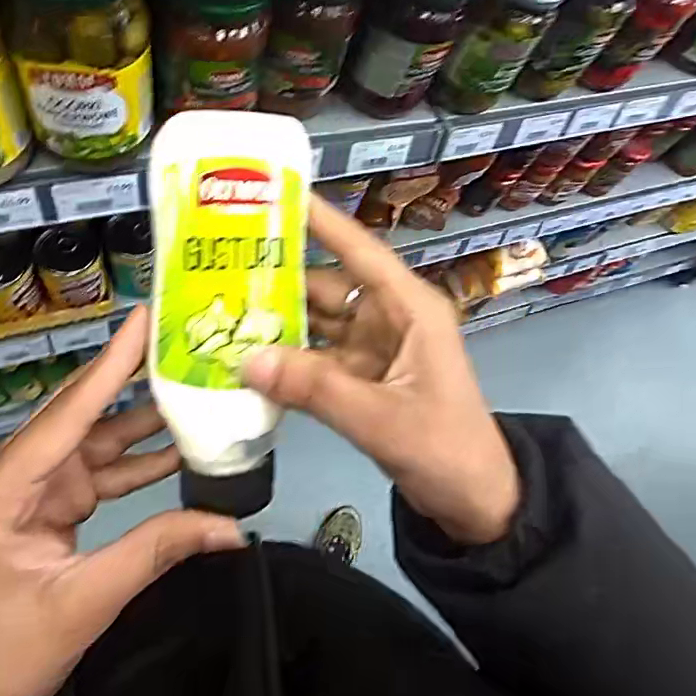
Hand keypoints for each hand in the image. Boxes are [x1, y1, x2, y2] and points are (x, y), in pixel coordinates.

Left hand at [0, 306, 243, 695]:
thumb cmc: (2, 654)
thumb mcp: (81, 605)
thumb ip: (154, 552)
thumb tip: (231, 528)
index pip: (64, 416)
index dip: (108, 367)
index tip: (141, 320)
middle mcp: (11, 474)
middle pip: (78, 415)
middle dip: (127, 377)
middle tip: (175, 340)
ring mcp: (31, 487)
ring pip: (93, 439)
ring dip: (141, 421)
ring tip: (192, 388)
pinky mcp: (47, 503)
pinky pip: (98, 470)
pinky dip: (135, 462)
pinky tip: (178, 450)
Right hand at [243, 196, 519, 545]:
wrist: (476, 502)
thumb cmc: (446, 449)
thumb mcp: (382, 420)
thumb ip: (315, 390)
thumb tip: (245, 360)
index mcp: (409, 308)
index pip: (359, 251)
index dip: (321, 220)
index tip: (277, 192)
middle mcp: (388, 317)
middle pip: (326, 286)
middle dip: (278, 278)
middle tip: (220, 266)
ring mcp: (372, 347)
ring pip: (316, 322)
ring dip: (275, 320)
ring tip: (219, 309)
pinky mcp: (360, 375)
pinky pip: (314, 357)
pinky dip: (284, 358)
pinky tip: (245, 356)